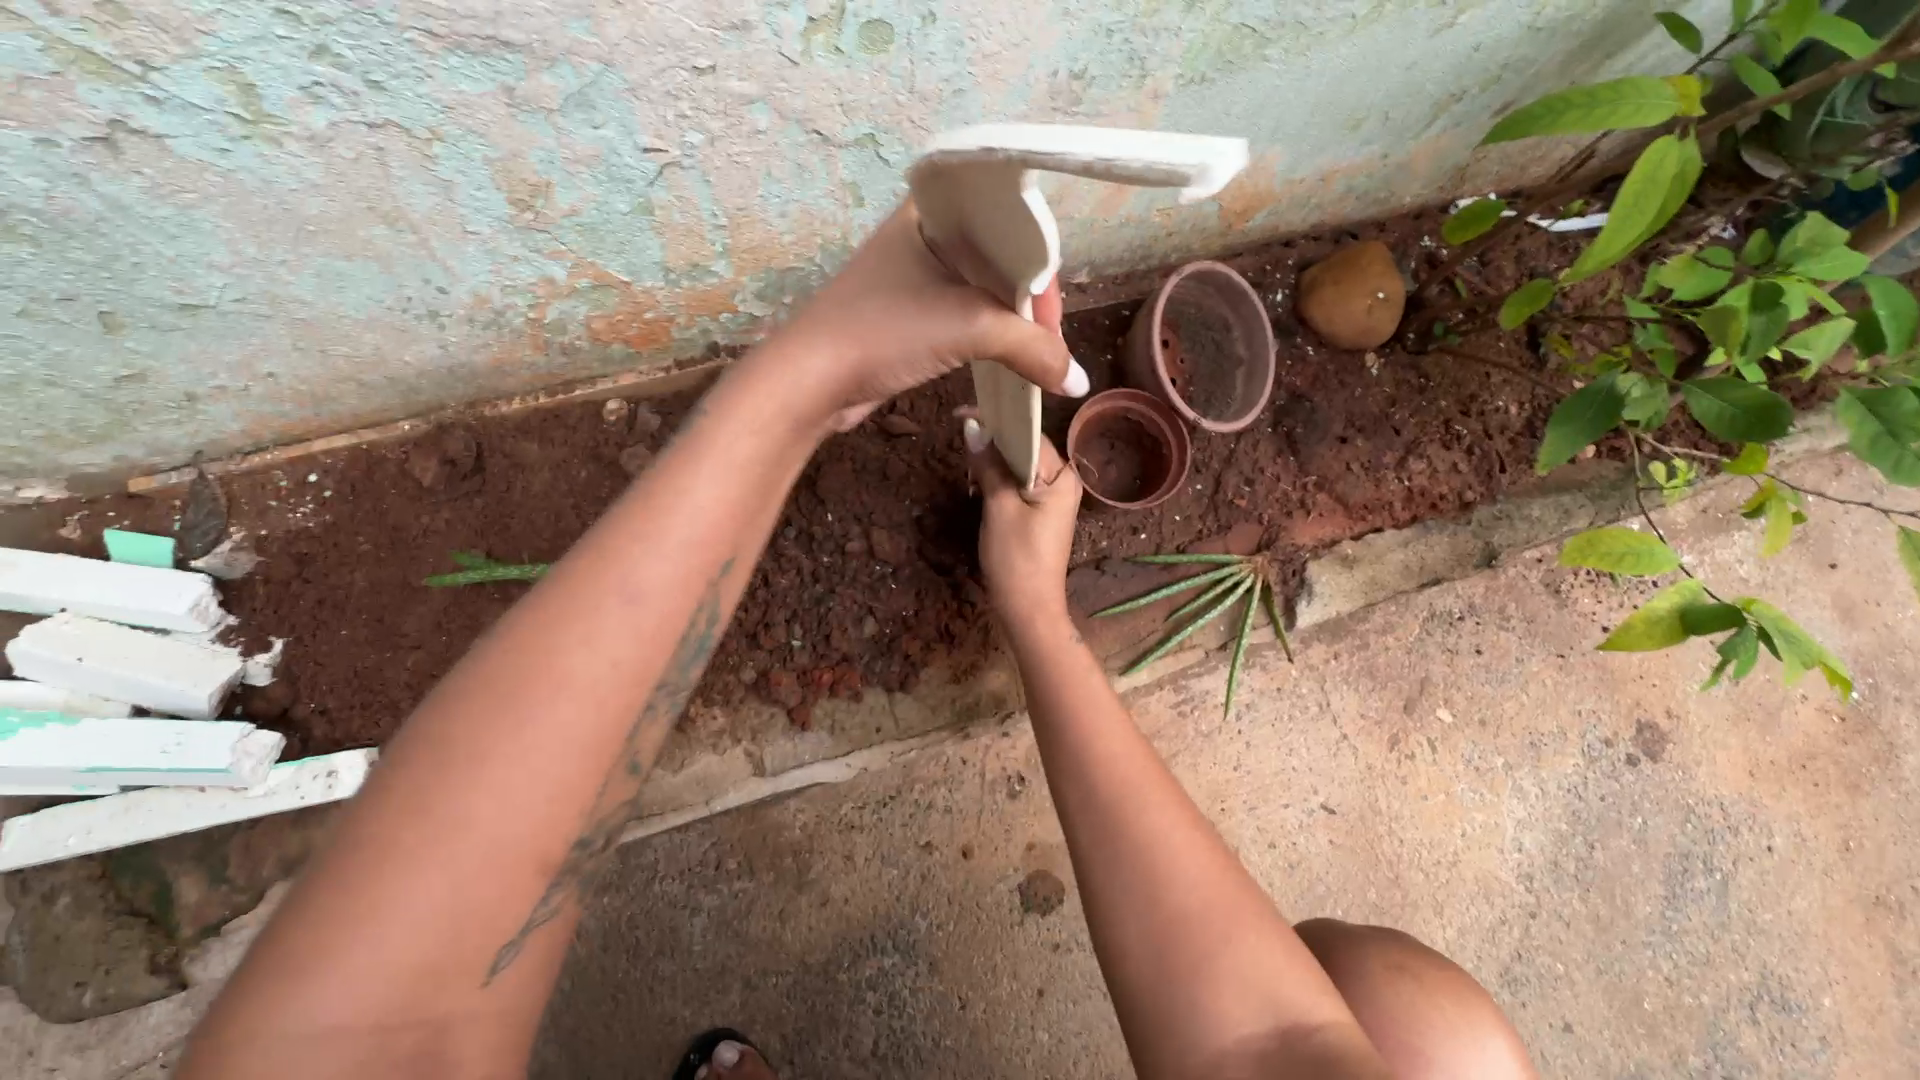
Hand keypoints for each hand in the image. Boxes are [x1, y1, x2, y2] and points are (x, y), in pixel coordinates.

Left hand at [752, 203, 1088, 431]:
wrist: (811, 379)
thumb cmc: (885, 331)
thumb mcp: (968, 328)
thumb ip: (1032, 349)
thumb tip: (1077, 381)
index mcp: (933, 211)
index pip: (1010, 222)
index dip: (1040, 267)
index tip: (1051, 316)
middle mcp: (923, 234)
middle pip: (999, 257)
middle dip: (1028, 301)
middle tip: (1045, 341)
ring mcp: (912, 275)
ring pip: (980, 289)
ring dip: (1008, 321)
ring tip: (1032, 352)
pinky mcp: (905, 314)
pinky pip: (961, 315)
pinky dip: (986, 335)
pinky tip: (1003, 356)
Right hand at [964, 411, 1081, 626]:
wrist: (1028, 609)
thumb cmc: (1016, 559)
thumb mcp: (999, 507)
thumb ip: (988, 464)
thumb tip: (971, 425)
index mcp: (1062, 476)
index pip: (1029, 433)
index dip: (997, 418)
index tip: (962, 411)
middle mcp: (1064, 480)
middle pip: (1025, 445)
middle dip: (993, 438)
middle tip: (960, 433)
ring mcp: (1054, 497)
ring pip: (1019, 463)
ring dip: (992, 459)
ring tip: (967, 458)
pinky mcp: (1041, 511)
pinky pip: (1019, 482)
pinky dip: (998, 477)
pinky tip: (978, 480)